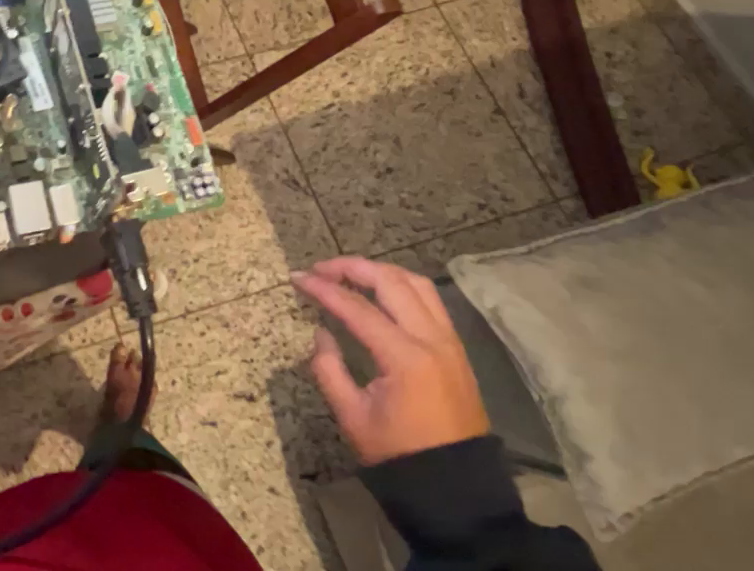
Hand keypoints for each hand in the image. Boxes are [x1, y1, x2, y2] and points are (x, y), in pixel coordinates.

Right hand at [292, 256, 488, 465]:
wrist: (456, 487)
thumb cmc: (399, 454)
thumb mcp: (352, 416)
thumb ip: (329, 369)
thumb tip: (322, 332)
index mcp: (405, 357)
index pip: (357, 307)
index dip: (323, 289)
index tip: (297, 278)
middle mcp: (431, 339)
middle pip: (390, 281)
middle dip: (352, 267)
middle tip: (320, 269)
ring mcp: (449, 341)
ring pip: (416, 283)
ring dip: (380, 271)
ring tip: (350, 274)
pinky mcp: (456, 348)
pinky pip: (430, 300)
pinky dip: (402, 285)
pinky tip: (381, 293)